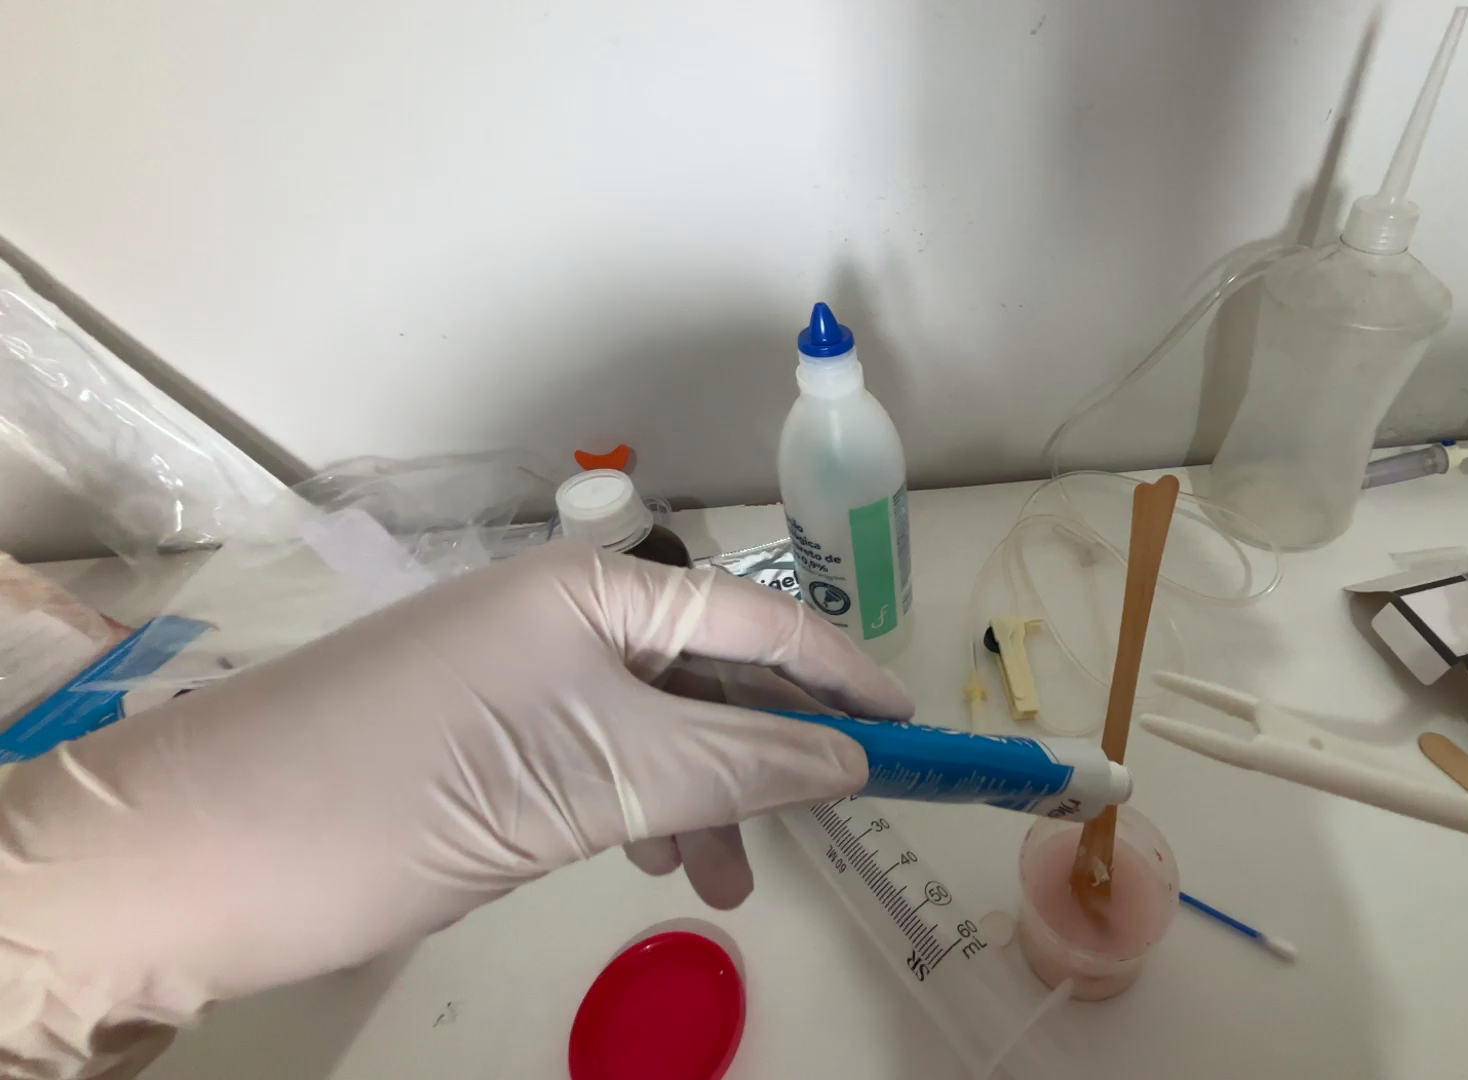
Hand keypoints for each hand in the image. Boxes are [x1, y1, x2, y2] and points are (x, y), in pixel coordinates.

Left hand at [0, 540, 910, 1076]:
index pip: (761, 624)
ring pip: (677, 725)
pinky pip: (624, 755)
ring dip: (717, 794)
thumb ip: (744, 764)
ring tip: (734, 874)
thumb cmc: (409, 790)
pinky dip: (659, 807)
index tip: (905, 723)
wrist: (178, 863)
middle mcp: (584, 617)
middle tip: (838, 803)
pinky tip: (667, 861)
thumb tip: (857, 761)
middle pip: (723, 675)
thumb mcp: (601, 778)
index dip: (842, 674)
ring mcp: (547, 673)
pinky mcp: (517, 728)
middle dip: (779, 745)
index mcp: (607, 591)